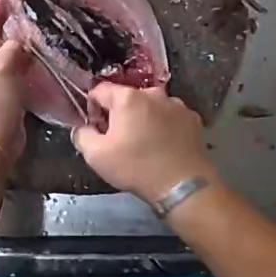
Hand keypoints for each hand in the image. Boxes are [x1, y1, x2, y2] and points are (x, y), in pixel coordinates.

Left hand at [0, 0, 29, 162]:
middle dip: (6, 34)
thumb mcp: (1, 70)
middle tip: (21, 14)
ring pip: (3, 64)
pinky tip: (34, 60)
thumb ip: (11, 49)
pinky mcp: (1, 103)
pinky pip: (12, 79)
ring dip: (17, 51)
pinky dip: (22, 69)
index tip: (2, 1)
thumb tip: (20, 39)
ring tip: (32, 34)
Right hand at [74, 83, 219, 202]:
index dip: (92, 108)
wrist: (183, 186)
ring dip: (142, 119)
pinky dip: (163, 126)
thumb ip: (81, 135)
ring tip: (143, 144)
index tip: (96, 128)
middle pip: (127, 98)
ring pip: (150, 107)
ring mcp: (177, 105)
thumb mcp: (95, 155)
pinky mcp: (193, 120)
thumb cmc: (136, 167)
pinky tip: (162, 146)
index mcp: (127, 98)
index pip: (99, 90)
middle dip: (119, 114)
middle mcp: (154, 94)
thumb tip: (84, 128)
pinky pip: (169, 117)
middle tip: (118, 139)